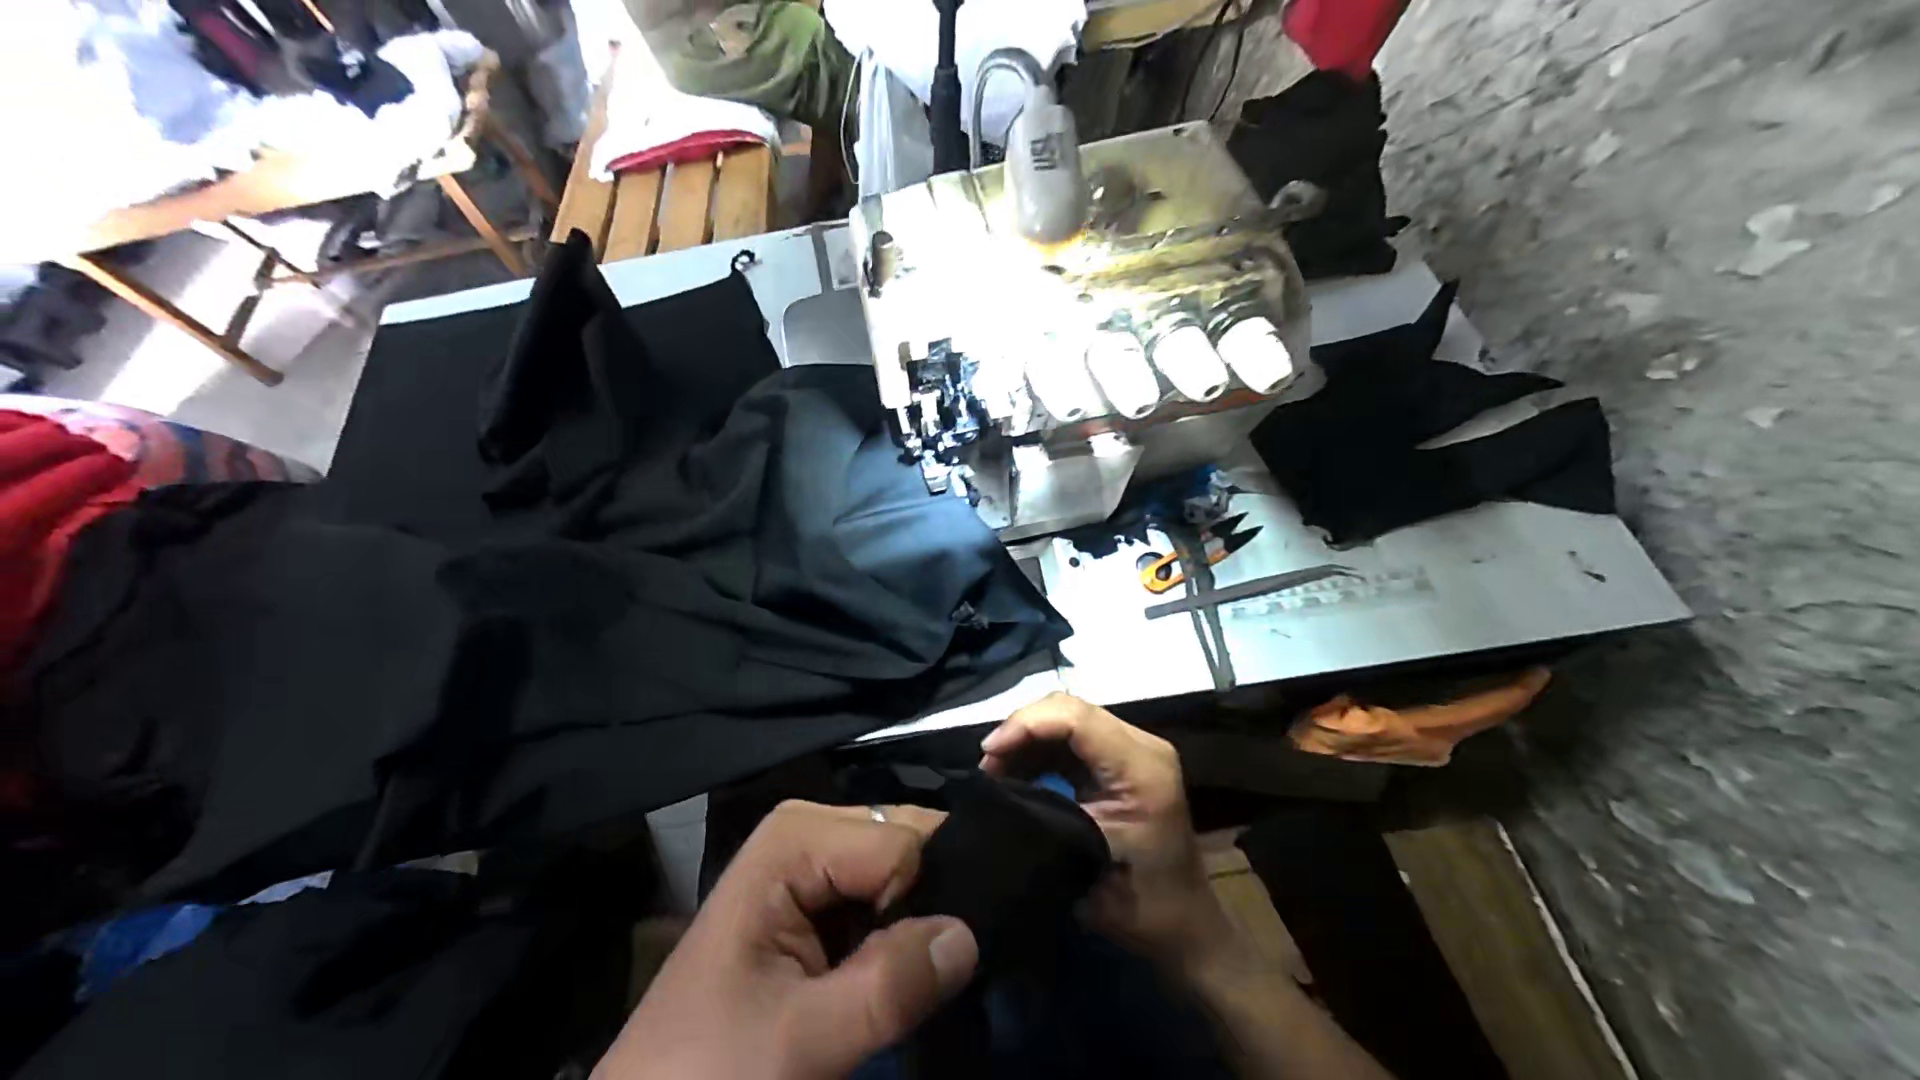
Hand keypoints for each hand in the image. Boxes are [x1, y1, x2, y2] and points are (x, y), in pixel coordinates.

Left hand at [593, 801, 977, 1079]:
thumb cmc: (710, 1068)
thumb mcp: (798, 1042)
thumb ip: (885, 987)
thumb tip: (967, 936)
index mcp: (795, 837)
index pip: (902, 846)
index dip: (919, 907)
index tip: (915, 973)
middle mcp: (809, 829)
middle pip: (908, 842)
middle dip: (930, 902)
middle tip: (926, 975)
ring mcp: (815, 859)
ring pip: (908, 866)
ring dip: (921, 919)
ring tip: (912, 975)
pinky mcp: (821, 892)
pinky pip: (889, 889)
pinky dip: (905, 928)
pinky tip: (895, 966)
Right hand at [978, 693, 1231, 971]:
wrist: (1184, 927)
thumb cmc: (1141, 905)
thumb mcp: (1085, 860)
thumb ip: (1044, 813)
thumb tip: (993, 787)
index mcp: (1142, 768)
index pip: (1076, 718)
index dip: (1026, 725)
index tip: (989, 753)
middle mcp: (1141, 746)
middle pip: (1070, 709)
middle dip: (1021, 729)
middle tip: (988, 764)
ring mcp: (1133, 750)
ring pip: (1067, 718)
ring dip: (1026, 738)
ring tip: (995, 770)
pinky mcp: (1121, 760)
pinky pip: (1072, 737)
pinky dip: (1038, 748)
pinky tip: (1015, 772)